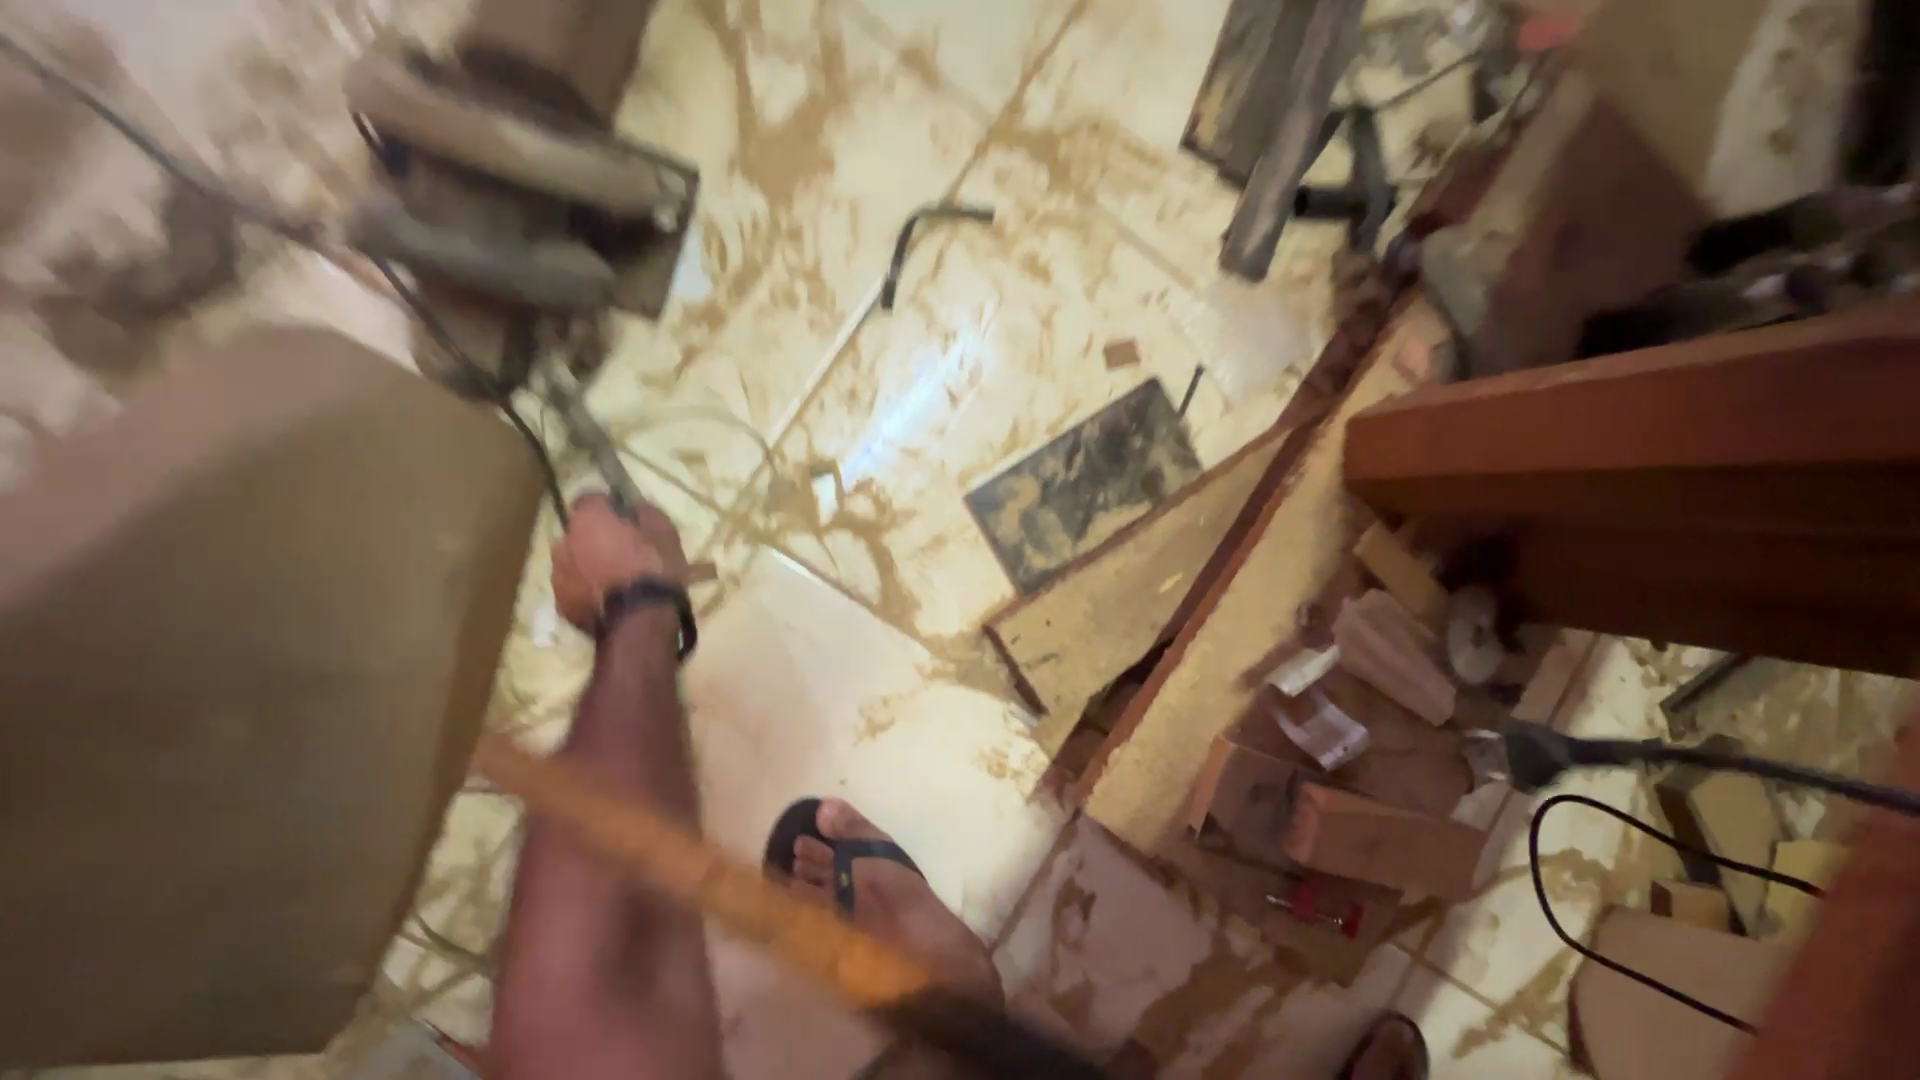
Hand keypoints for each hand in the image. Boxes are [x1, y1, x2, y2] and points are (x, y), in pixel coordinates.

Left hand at [550, 493, 688, 631]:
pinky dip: (588, 591)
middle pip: (578, 533)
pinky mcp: (561, 605)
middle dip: (595, 538)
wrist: (639, 621)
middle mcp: (563, 542)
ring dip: (589, 565)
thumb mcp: (664, 531)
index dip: (607, 506)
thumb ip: (643, 512)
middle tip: (622, 551)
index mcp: (587, 519)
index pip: (589, 498)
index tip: (624, 516)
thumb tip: (633, 506)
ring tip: (615, 581)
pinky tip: (609, 601)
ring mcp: (558, 576)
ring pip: (574, 563)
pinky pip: (574, 590)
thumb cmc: (653, 569)